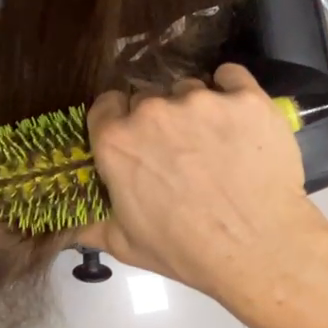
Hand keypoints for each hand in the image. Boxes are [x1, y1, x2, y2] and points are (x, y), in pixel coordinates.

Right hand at [78, 65, 327, 309]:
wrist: (261, 251)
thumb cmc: (186, 250)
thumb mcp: (125, 244)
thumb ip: (89, 227)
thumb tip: (67, 227)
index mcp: (116, 141)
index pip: (105, 105)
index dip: (118, 119)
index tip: (133, 136)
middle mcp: (152, 111)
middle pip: (148, 97)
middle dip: (158, 119)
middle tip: (178, 150)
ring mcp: (200, 101)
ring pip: (189, 89)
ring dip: (195, 108)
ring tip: (216, 141)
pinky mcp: (245, 98)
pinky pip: (232, 76)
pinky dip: (232, 89)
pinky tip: (238, 114)